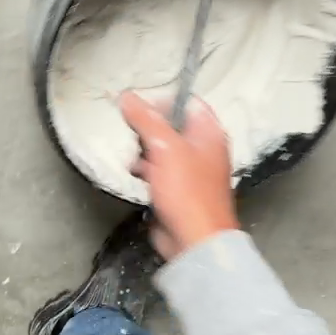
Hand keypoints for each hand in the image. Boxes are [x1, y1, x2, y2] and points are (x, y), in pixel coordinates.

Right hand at [120, 92, 239, 259]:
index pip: (187, 103)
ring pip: (160, 149)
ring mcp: (189, 169)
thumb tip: (127, 96)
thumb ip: (146, 120)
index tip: (137, 107)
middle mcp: (202, 148)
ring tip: (132, 157)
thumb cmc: (187, 192)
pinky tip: (134, 175)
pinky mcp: (176, 188)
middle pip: (170, 126)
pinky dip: (144, 170)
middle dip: (147, 129)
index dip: (162, 101)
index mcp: (208, 133)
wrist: (194, 238)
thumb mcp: (165, 148)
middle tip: (130, 133)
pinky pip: (156, 170)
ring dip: (143, 152)